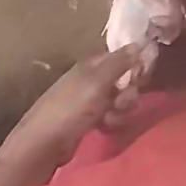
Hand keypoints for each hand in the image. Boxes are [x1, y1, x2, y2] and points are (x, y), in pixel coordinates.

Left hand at [0, 46, 138, 185]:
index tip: (141, 78)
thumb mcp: (98, 82)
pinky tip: (105, 127)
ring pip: (119, 99)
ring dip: (121, 110)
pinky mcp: (89, 118)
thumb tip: (140, 42)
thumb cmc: (71, 108)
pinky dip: (112, 120)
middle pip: (124, 79)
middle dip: (128, 93)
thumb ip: (120, 62)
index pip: (122, 56)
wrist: (44, 143)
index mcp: (92, 64)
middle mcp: (92, 77)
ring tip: (109, 118)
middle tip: (120, 103)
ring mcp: (90, 99)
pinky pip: (111, 115)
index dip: (134, 65)